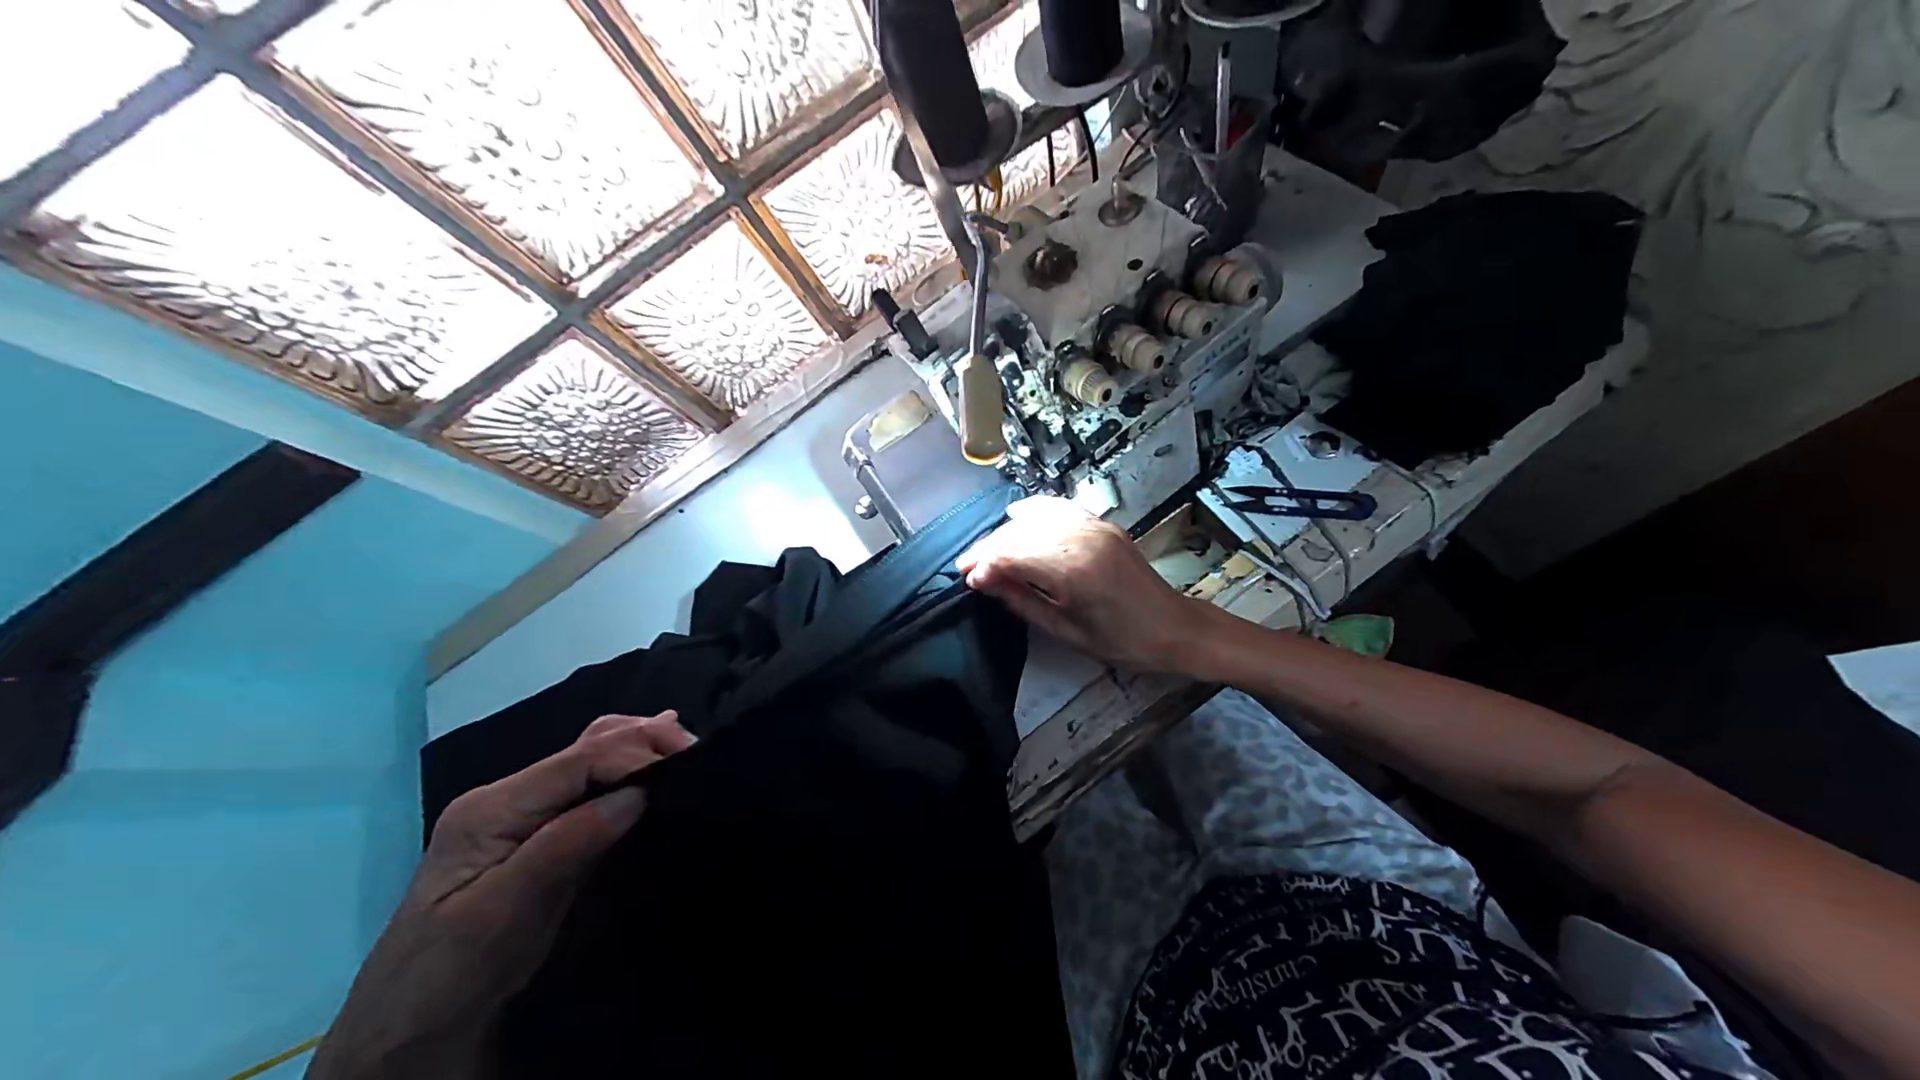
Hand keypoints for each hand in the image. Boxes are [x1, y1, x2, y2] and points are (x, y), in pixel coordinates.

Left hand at [308, 712, 694, 1079]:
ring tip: (685, 747)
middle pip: (585, 747)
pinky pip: (593, 787)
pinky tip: (657, 764)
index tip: (686, 757)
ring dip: (639, 747)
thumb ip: (563, 846)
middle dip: (643, 737)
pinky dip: (630, 769)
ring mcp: (524, 813)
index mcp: (491, 808)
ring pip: (592, 758)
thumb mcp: (499, 915)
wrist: (409, 1029)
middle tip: (695, 748)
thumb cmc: (446, 973)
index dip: (634, 749)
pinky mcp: (542, 833)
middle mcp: (509, 797)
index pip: (577, 760)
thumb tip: (636, 794)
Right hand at [957, 496, 1214, 673]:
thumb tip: (985, 582)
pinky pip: (1061, 509)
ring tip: (989, 552)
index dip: (986, 564)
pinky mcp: (1103, 524)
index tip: (968, 579)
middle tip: (969, 567)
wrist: (1174, 629)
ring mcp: (1096, 527)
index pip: (1014, 554)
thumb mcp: (1066, 630)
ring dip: (1008, 533)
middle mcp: (1083, 539)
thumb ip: (1022, 601)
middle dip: (990, 549)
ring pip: (1037, 519)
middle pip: (1021, 534)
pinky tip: (1017, 515)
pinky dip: (1036, 511)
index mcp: (1074, 570)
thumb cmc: (1122, 641)